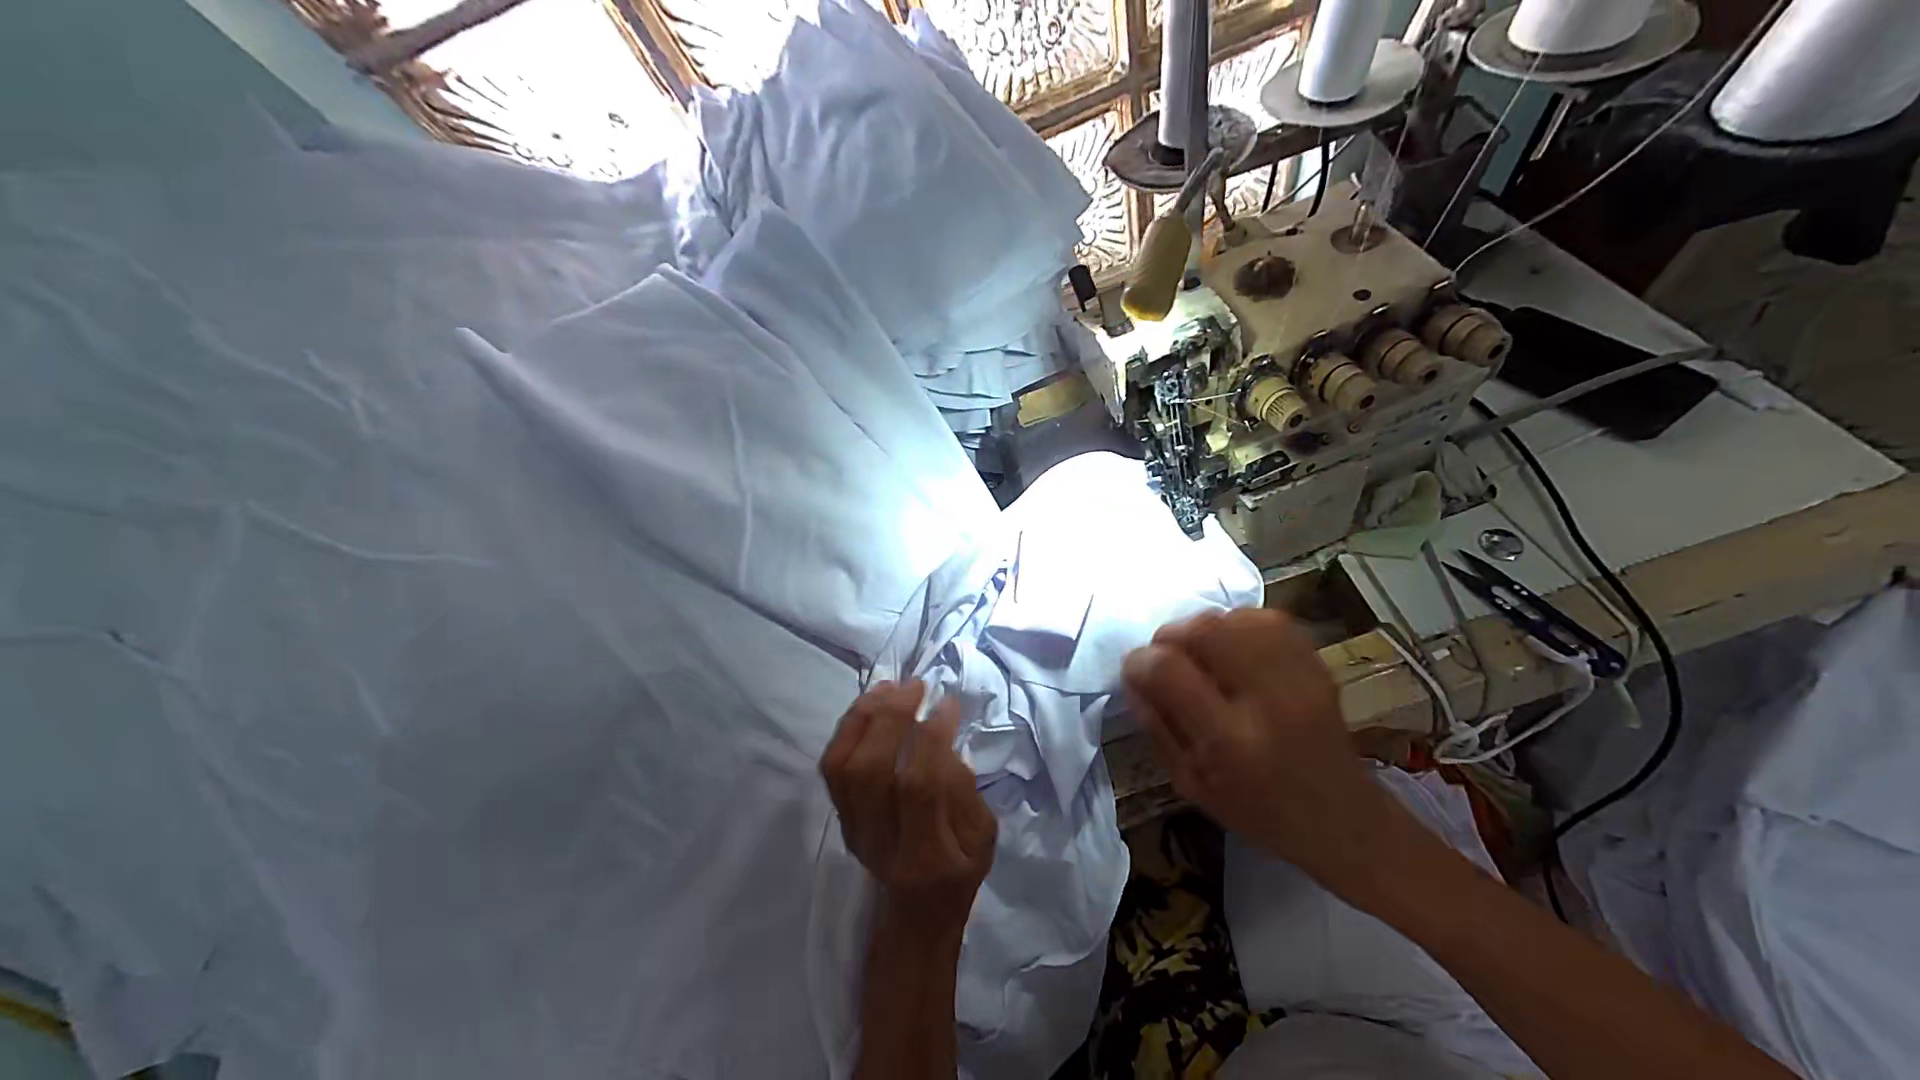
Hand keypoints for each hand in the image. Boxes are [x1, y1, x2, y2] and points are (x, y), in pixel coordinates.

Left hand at [820, 681, 996, 929]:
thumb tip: (941, 741)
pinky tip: (869, 704)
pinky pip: (832, 765)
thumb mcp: (982, 839)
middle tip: (915, 686)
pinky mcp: (839, 816)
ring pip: (842, 766)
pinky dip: (847, 728)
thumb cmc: (959, 873)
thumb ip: (964, 791)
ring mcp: (852, 828)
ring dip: (864, 717)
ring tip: (890, 687)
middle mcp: (880, 841)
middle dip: (891, 718)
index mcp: (925, 854)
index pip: (918, 787)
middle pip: (870, 771)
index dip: (931, 738)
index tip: (947, 704)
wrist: (914, 914)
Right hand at [1121, 609, 1409, 898]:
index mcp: (1229, 741)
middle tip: (1165, 656)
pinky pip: (1270, 620)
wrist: (1341, 819)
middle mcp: (1267, 701)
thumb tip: (1133, 676)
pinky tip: (1233, 647)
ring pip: (1236, 618)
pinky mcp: (1318, 665)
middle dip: (1171, 636)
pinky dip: (1240, 624)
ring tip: (1198, 651)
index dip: (1140, 662)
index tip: (1134, 670)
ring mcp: (1300, 678)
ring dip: (1204, 628)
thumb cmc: (1257, 811)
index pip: (1168, 670)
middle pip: (1205, 631)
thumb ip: (1156, 725)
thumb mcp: (1190, 783)